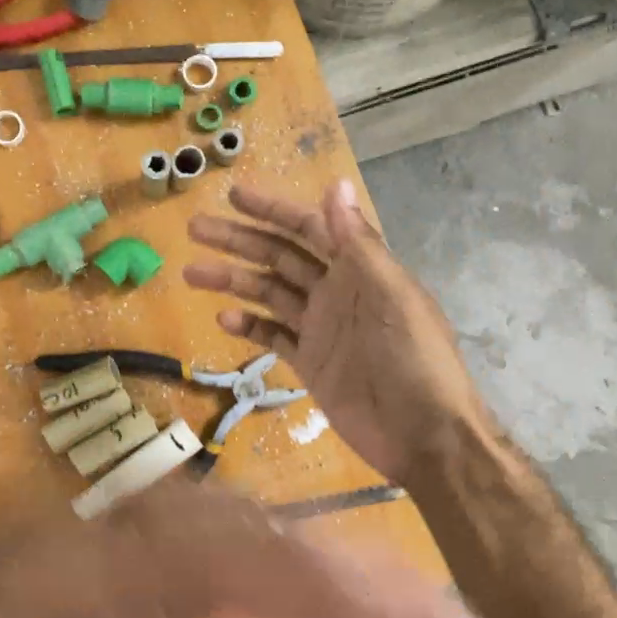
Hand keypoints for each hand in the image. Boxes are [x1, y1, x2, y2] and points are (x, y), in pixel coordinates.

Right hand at [184, 180, 496, 481]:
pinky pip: (273, 336)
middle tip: (195, 229)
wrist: (424, 435)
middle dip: (238, 240)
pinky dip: (249, 326)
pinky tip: (223, 319)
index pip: (309, 228)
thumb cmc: (414, 359)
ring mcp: (321, 328)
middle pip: (279, 257)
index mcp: (359, 269)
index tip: (233, 197)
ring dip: (233, 281)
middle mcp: (336, 291)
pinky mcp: (311, 362)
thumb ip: (358, 243)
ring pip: (268, 294)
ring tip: (192, 273)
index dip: (273, 210)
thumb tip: (336, 182)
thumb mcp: (390, 295)